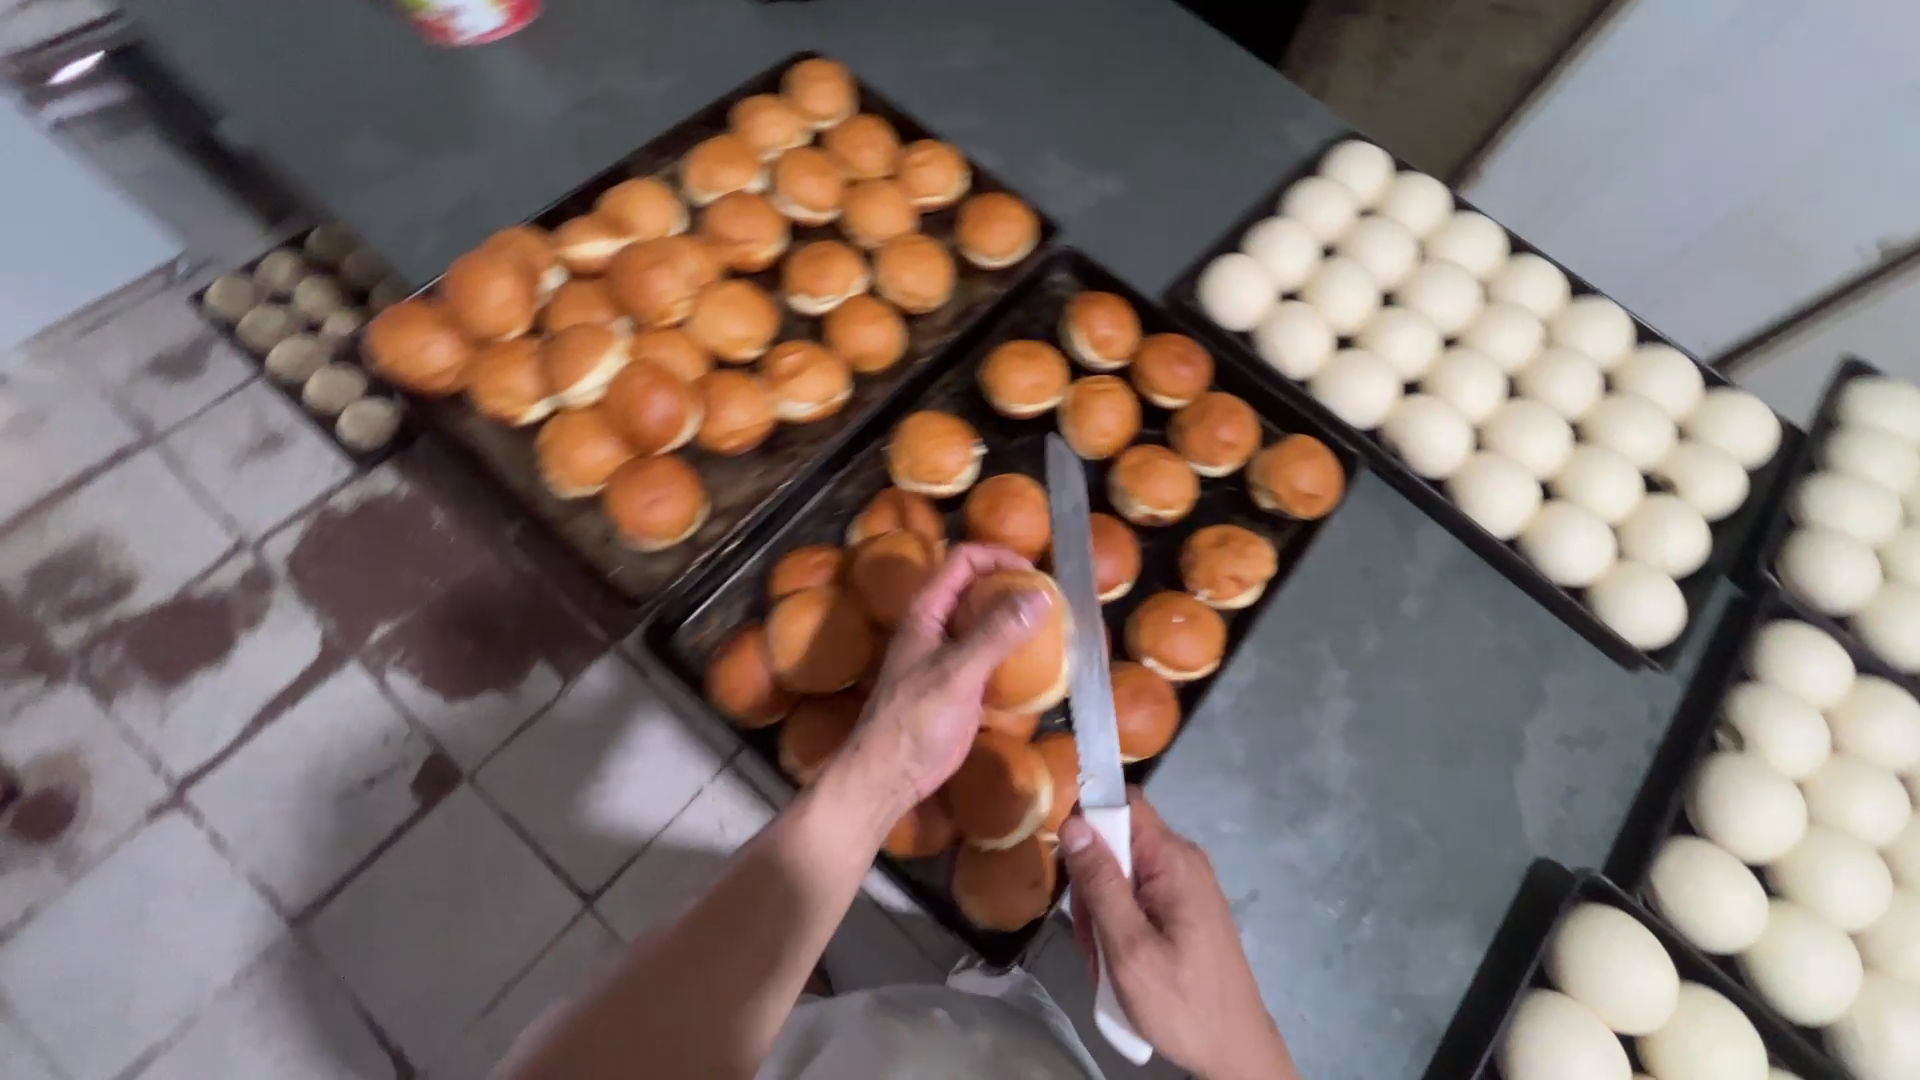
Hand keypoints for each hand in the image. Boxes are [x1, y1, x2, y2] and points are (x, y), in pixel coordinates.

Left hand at [836, 543, 1052, 816]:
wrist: (890, 774)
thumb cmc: (915, 719)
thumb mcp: (958, 672)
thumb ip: (997, 633)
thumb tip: (1041, 595)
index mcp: (927, 610)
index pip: (963, 560)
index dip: (997, 556)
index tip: (1033, 573)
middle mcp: (937, 625)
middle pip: (976, 587)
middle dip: (1012, 586)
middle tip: (1051, 599)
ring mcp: (948, 655)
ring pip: (985, 621)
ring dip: (1016, 619)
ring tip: (1054, 626)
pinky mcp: (961, 683)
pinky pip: (991, 655)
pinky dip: (1014, 652)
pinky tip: (1040, 663)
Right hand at [1061, 790, 1298, 1079]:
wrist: (1237, 1054)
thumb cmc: (1182, 1002)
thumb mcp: (1129, 947)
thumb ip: (1100, 882)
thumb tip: (1073, 822)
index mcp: (1173, 859)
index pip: (1125, 803)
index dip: (1090, 818)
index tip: (1069, 860)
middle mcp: (1183, 859)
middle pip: (1119, 839)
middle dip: (1092, 877)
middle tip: (1086, 931)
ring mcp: (1187, 882)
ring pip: (1125, 868)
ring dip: (1103, 904)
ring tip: (1102, 954)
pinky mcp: (1186, 905)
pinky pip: (1140, 890)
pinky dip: (1121, 916)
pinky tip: (1118, 955)